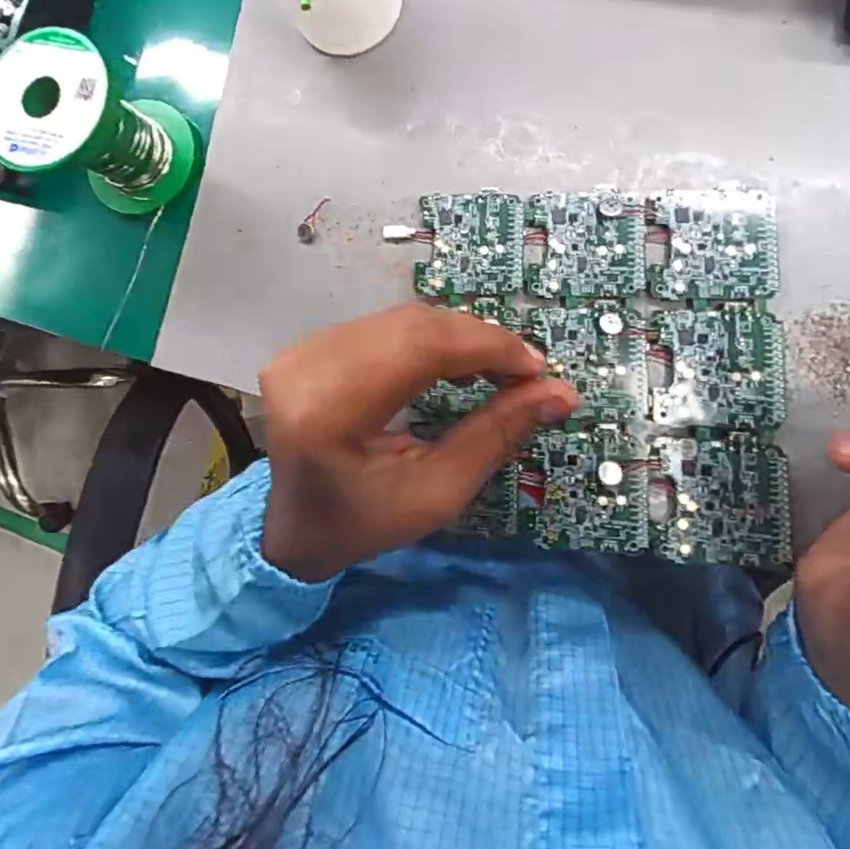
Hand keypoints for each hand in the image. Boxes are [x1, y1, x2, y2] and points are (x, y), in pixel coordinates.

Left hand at [257, 303, 579, 581]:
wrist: (292, 528)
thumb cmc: (360, 523)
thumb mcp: (434, 494)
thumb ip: (494, 436)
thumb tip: (558, 393)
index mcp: (327, 410)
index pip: (418, 347)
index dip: (485, 346)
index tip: (536, 367)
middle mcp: (305, 366)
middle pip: (410, 325)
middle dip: (476, 340)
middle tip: (522, 372)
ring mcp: (299, 351)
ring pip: (397, 320)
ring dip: (453, 338)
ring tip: (493, 371)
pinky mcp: (304, 348)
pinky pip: (379, 327)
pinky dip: (424, 340)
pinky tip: (449, 365)